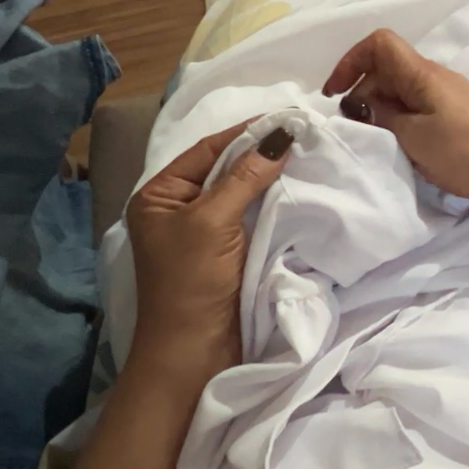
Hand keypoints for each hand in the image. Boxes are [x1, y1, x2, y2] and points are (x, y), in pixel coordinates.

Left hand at [124, 119, 291, 376]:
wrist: (195, 351)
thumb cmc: (192, 281)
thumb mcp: (213, 221)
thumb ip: (246, 177)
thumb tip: (280, 136)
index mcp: (161, 195)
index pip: (208, 149)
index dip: (247, 132)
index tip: (287, 117)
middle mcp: (181, 207)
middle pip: (226, 166)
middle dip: (262, 150)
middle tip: (303, 132)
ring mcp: (206, 230)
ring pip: (244, 189)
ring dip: (272, 174)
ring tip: (307, 153)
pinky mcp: (230, 249)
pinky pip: (254, 212)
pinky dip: (275, 199)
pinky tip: (299, 186)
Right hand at [323, 29, 468, 207]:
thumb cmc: (463, 153)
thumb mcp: (412, 137)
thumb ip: (382, 116)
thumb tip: (362, 103)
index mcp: (425, 74)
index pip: (381, 43)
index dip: (352, 60)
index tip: (336, 93)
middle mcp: (436, 77)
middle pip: (388, 67)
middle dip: (362, 90)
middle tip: (354, 126)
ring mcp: (448, 95)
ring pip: (401, 88)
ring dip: (380, 107)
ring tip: (374, 137)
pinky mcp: (455, 113)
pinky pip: (417, 104)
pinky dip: (399, 117)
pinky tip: (397, 142)